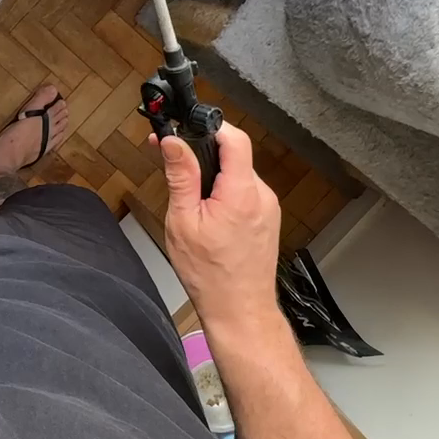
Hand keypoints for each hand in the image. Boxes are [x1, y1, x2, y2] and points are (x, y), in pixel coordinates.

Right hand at [155, 123, 286, 341]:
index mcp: (241, 193)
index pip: (234, 139)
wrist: (239, 311)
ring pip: (235, 173)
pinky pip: (242, 190)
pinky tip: (205, 212)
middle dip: (201, 153)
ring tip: (188, 198)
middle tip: (171, 160)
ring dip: (211, 175)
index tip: (185, 127)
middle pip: (232, 154)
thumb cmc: (210, 274)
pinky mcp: (266, 218)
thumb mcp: (183, 220)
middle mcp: (261, 196)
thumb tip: (172, 141)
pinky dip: (222, 191)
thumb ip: (180, 176)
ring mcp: (267, 207)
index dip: (209, 126)